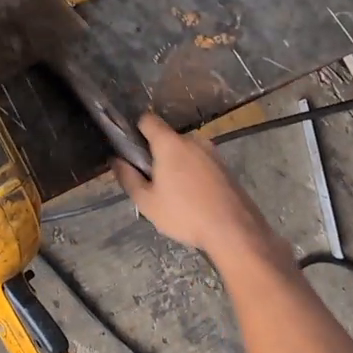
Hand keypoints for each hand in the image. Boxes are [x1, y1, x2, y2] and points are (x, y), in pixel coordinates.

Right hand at [112, 114, 278, 264]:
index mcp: (170, 143)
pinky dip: (195, 173)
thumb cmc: (185, 214)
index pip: (147, 119)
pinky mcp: (227, 169)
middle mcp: (193, 141)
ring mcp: (214, 154)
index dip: (136, 130)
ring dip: (177, 164)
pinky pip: (202, 163)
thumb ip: (127, 176)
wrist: (237, 234)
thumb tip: (115, 159)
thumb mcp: (146, 201)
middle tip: (153, 179)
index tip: (132, 150)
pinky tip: (196, 199)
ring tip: (175, 193)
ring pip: (186, 151)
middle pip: (167, 137)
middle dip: (157, 152)